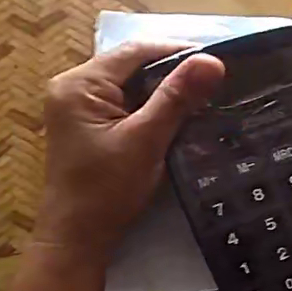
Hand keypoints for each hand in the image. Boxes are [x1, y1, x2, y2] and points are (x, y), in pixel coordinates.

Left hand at [37, 42, 223, 258]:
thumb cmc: (106, 191)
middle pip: (133, 66)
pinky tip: (181, 117)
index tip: (216, 61)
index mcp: (79, 85)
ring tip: (206, 96)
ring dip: (167, 92)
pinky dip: (154, 109)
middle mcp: (75, 88)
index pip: (135, 51)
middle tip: (216, 80)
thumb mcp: (145, 141)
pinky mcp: (91, 127)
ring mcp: (81, 109)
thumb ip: (176, 99)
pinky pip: (128, 105)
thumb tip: (212, 61)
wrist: (78, 239)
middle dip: (174, 73)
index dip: (177, 51)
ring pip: (133, 86)